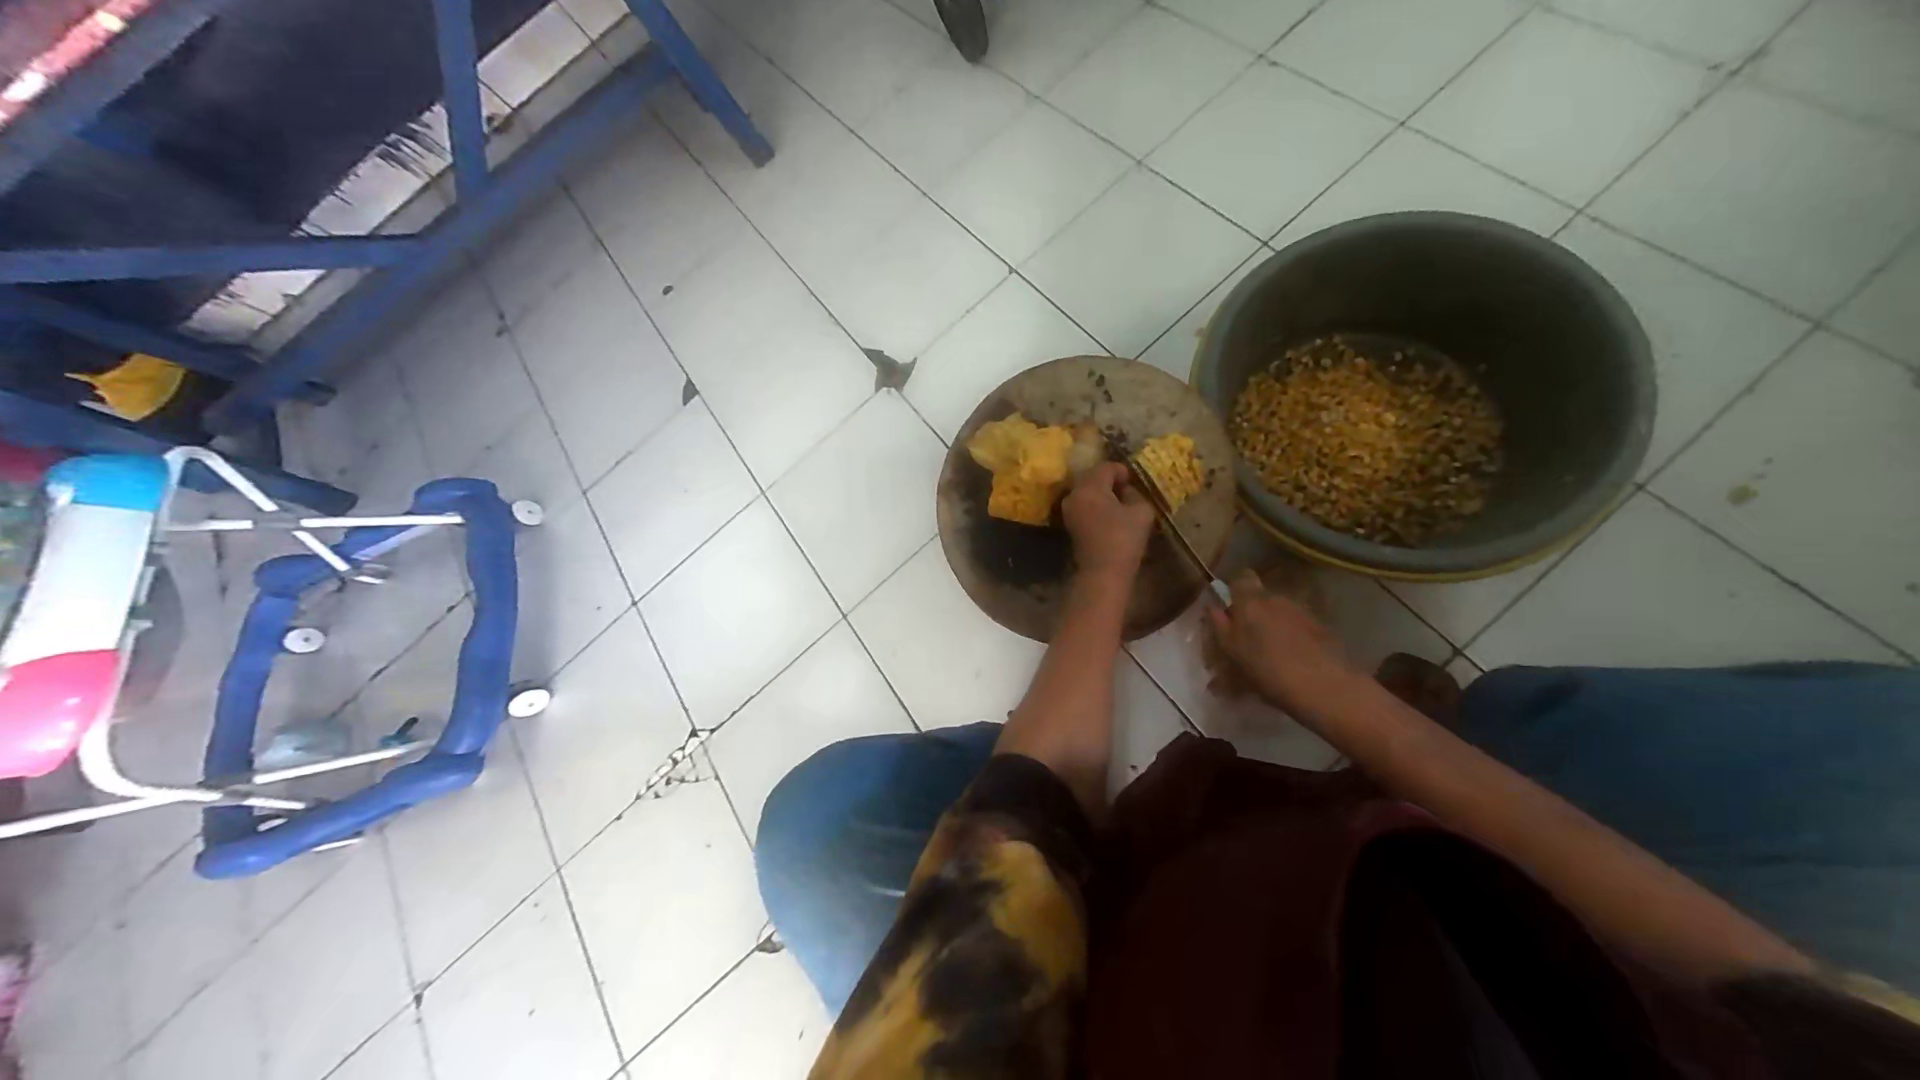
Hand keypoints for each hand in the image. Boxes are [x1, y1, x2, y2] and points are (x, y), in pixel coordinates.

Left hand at [1062, 463, 1155, 584]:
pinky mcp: (1069, 524)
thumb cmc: (1124, 538)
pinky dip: (1095, 505)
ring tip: (1120, 502)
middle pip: (1092, 477)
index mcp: (1090, 487)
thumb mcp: (1141, 511)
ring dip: (1102, 493)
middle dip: (1109, 480)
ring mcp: (1068, 510)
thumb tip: (1127, 491)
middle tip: (1127, 489)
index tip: (1133, 480)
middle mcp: (1074, 494)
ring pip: (1086, 492)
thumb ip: (1135, 494)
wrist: (1103, 571)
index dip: (1121, 470)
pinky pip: (1083, 505)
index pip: (1105, 467)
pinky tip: (1109, 514)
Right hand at [1206, 569, 1356, 713]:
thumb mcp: (1232, 652)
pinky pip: (1299, 626)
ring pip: (1281, 612)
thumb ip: (1220, 626)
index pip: (1241, 578)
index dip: (1236, 589)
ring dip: (1275, 626)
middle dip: (1255, 612)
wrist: (1324, 685)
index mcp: (1250, 600)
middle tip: (1248, 638)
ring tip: (1273, 653)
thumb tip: (1213, 608)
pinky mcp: (1322, 627)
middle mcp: (1277, 598)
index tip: (1231, 609)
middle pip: (1262, 597)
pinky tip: (1294, 660)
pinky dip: (1294, 637)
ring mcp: (1302, 611)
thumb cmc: (1266, 668)